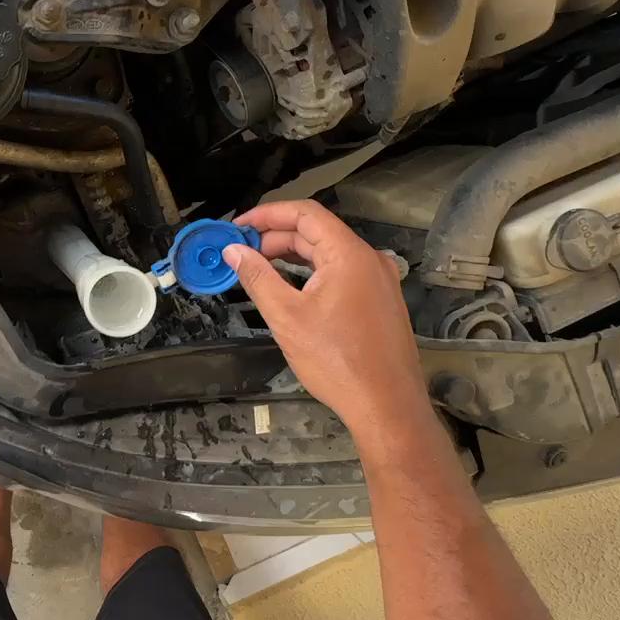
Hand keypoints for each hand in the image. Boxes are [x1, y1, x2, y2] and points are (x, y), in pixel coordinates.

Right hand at [224, 200, 432, 433]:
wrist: (386, 405)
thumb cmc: (336, 360)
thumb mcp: (286, 316)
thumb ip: (257, 277)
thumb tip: (233, 251)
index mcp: (349, 255)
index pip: (305, 214)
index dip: (267, 214)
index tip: (238, 226)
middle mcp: (369, 259)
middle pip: (316, 232)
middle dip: (275, 237)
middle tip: (240, 251)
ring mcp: (378, 280)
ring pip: (328, 253)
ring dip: (291, 255)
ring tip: (257, 267)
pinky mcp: (379, 300)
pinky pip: (340, 272)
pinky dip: (311, 272)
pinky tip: (289, 286)